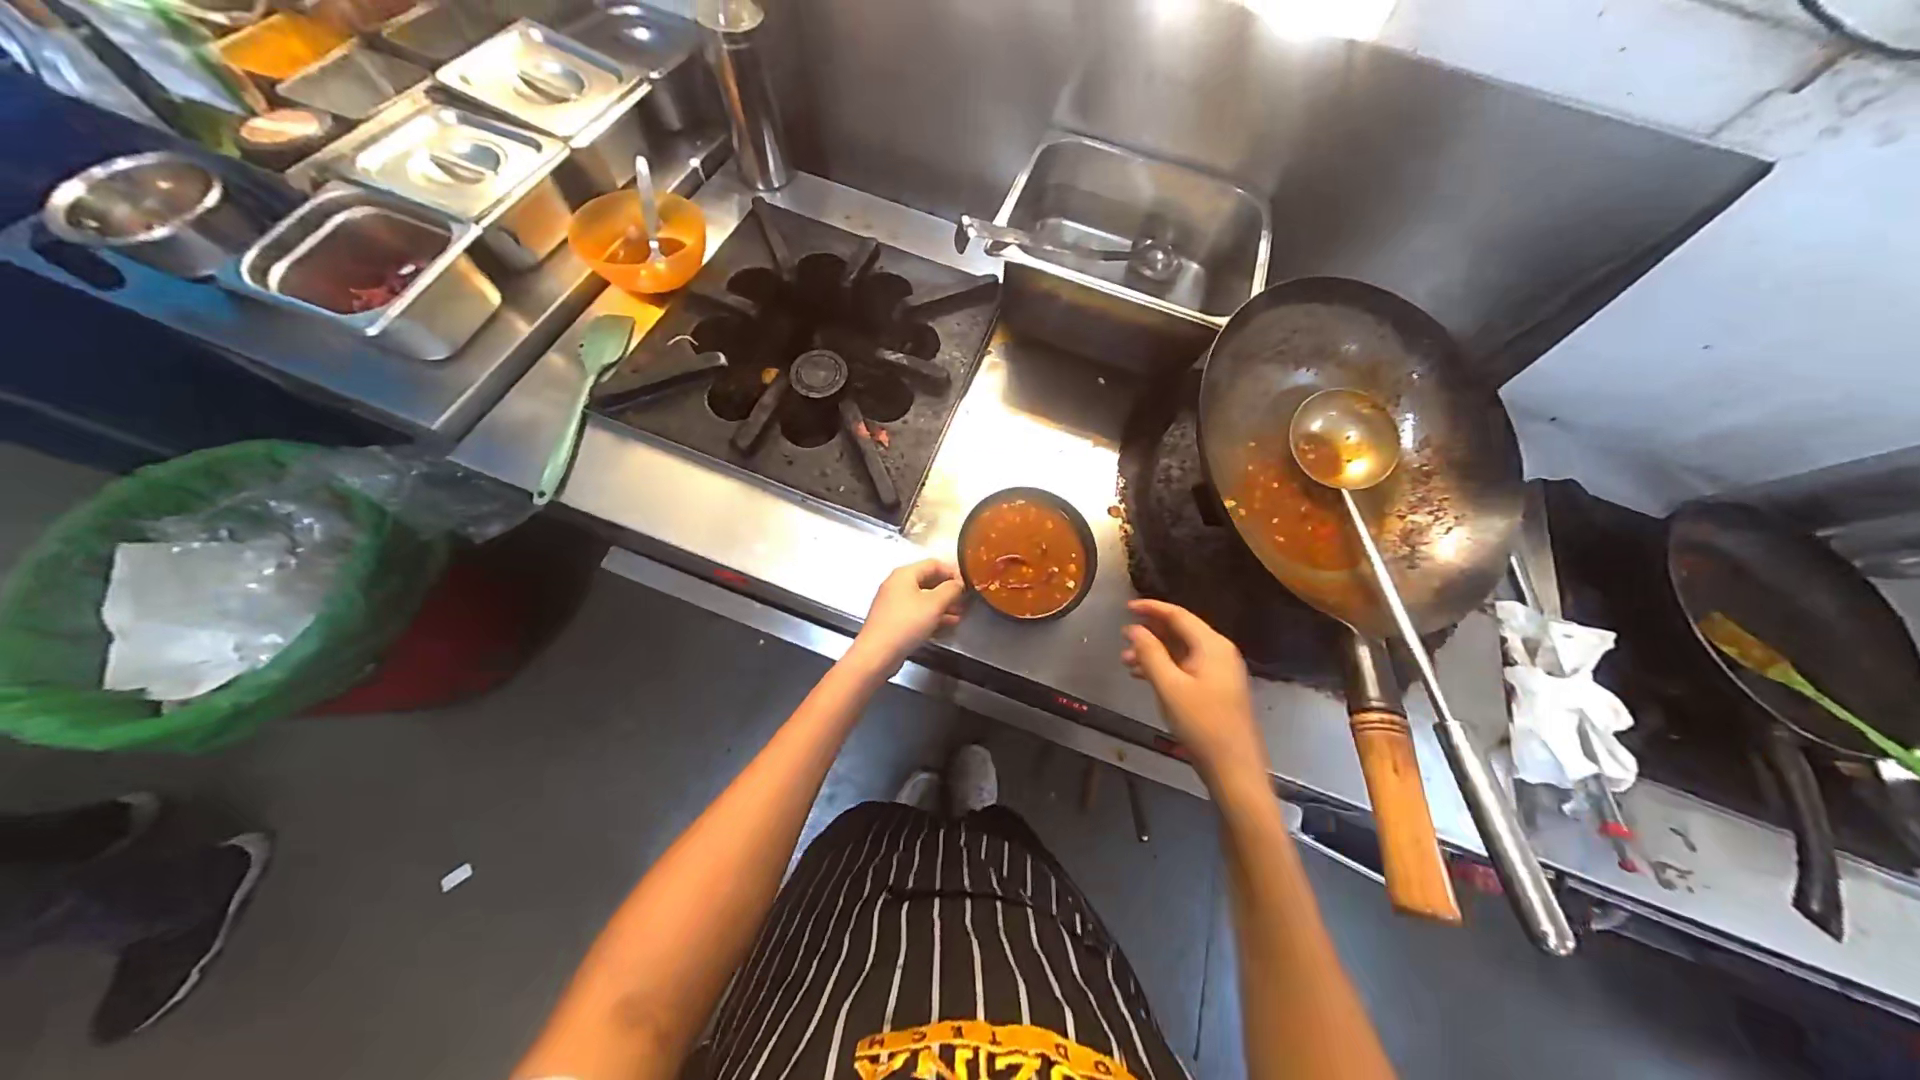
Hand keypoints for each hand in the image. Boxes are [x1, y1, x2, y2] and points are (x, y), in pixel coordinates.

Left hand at [849, 559, 967, 674]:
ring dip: (942, 605)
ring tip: (960, 614)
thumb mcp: (934, 604)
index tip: (968, 584)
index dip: (953, 572)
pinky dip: (932, 615)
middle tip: (965, 601)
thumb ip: (951, 590)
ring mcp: (894, 602)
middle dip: (948, 590)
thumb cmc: (907, 623)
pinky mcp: (893, 619)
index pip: (934, 564)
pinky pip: (917, 612)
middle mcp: (897, 584)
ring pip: (923, 598)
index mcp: (905, 574)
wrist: (877, 653)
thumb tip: (958, 584)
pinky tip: (946, 624)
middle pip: (928, 580)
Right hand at [1122, 599, 1267, 790]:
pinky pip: (1187, 667)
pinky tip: (1144, 677)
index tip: (1126, 607)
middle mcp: (1220, 653)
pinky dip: (1165, 667)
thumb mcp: (1169, 687)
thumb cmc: (1201, 724)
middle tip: (1123, 637)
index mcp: (1213, 646)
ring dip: (1154, 652)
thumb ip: (1150, 653)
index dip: (1151, 608)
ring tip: (1126, 661)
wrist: (1234, 768)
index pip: (1179, 615)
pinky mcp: (1217, 689)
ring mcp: (1221, 672)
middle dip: (1150, 632)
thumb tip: (1134, 629)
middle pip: (1182, 631)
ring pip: (1182, 651)